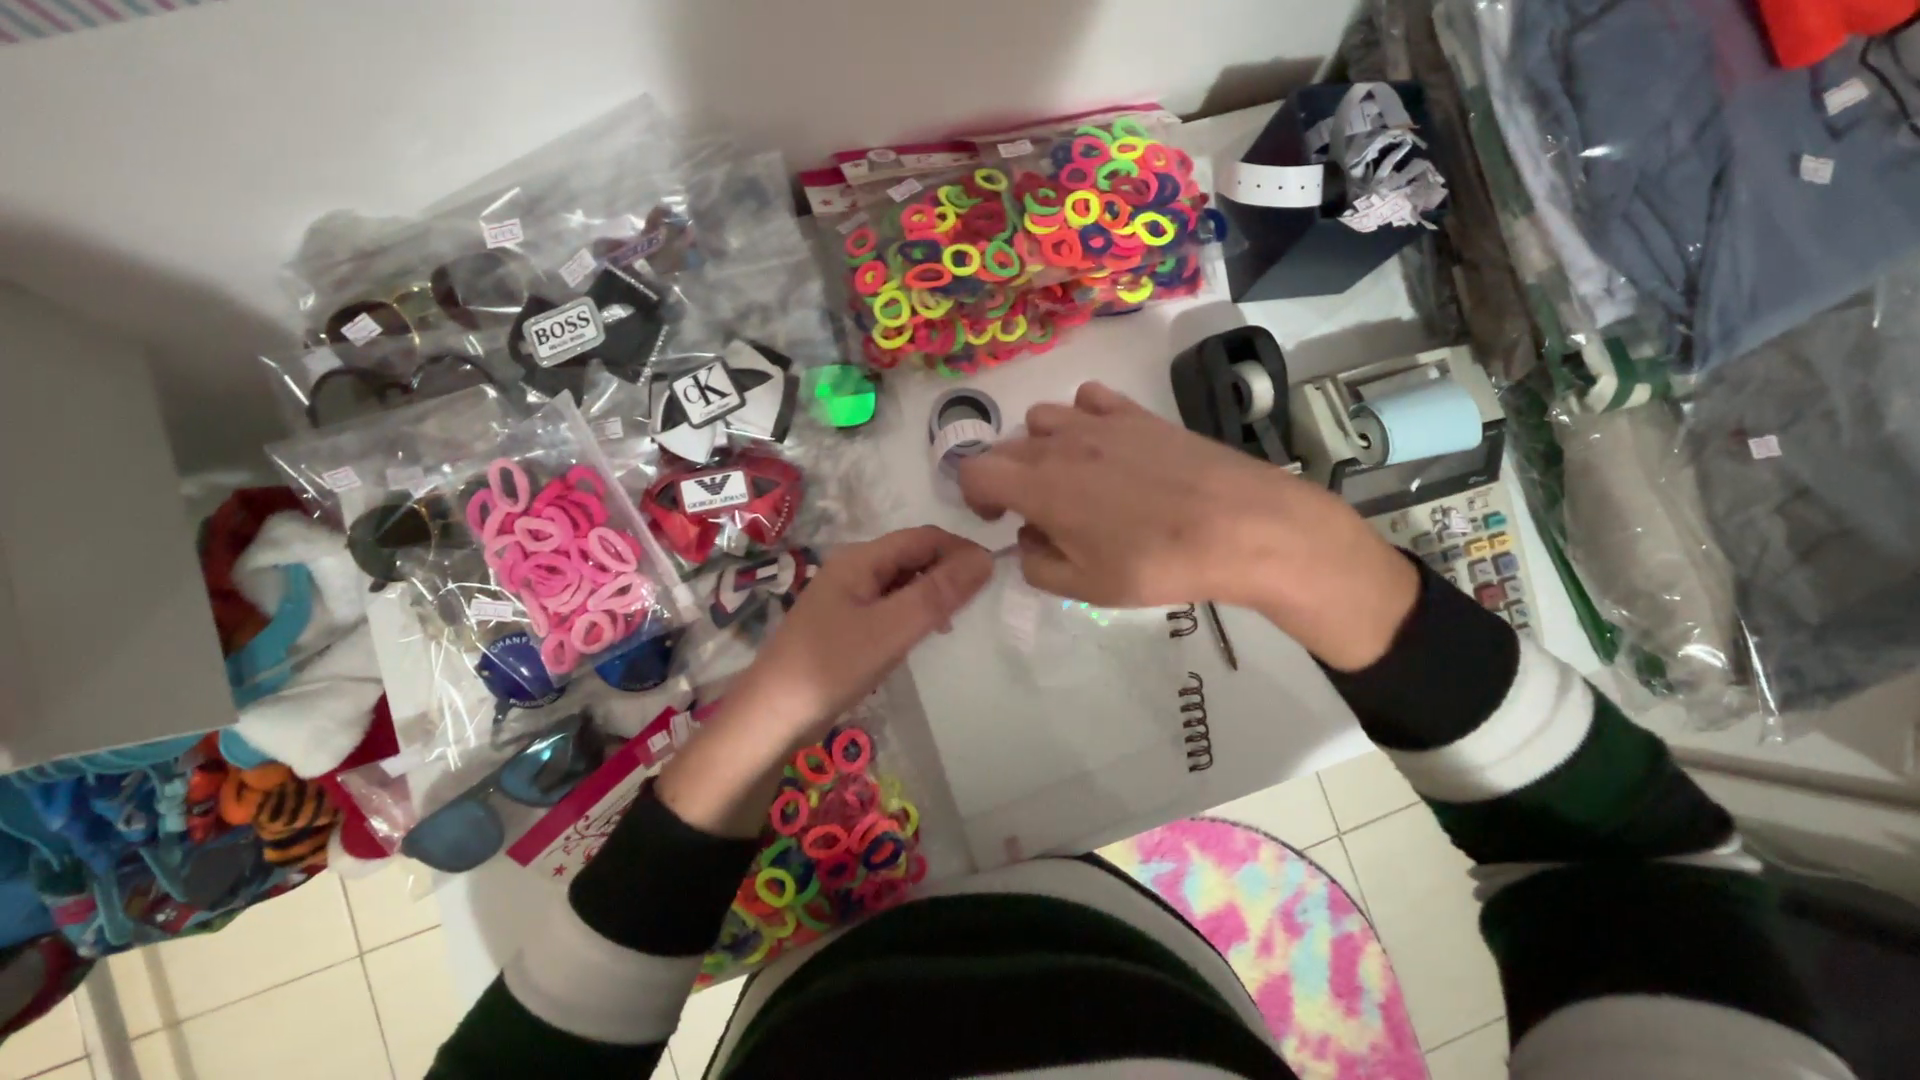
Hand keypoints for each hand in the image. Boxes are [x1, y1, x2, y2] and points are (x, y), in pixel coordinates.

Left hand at [657, 527, 992, 836]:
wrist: (772, 716)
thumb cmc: (831, 667)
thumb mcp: (891, 629)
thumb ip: (937, 594)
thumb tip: (984, 560)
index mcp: (859, 560)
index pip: (922, 537)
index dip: (960, 549)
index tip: (994, 574)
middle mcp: (852, 570)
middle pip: (911, 556)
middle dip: (948, 569)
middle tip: (982, 599)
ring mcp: (846, 598)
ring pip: (902, 582)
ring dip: (933, 592)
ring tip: (959, 618)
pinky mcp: (845, 625)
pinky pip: (889, 606)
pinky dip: (913, 612)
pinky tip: (926, 634)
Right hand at [956, 381, 1417, 669]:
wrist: (1240, 526)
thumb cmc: (1157, 563)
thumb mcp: (1088, 588)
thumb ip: (1039, 566)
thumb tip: (1028, 542)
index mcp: (1039, 486)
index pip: (974, 470)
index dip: (974, 495)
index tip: (998, 518)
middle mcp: (1061, 443)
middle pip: (1008, 446)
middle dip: (1008, 477)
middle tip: (1038, 512)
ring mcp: (1100, 422)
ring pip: (1044, 418)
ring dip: (1041, 445)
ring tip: (1070, 476)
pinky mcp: (1138, 413)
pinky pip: (1090, 398)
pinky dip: (1083, 417)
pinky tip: (1105, 444)